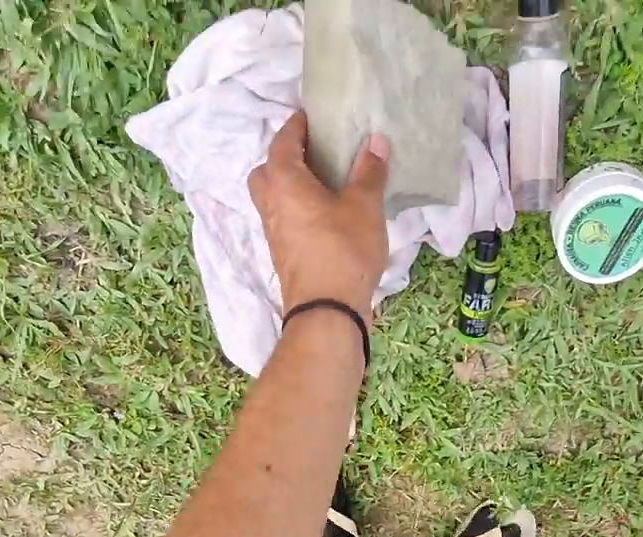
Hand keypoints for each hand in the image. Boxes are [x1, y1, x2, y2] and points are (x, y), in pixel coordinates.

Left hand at [248, 111, 390, 321]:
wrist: (327, 312)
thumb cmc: (343, 251)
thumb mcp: (364, 207)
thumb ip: (369, 172)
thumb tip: (376, 141)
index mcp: (283, 181)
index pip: (282, 141)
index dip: (297, 127)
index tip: (312, 119)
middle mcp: (270, 205)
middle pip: (266, 173)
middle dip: (283, 160)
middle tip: (312, 158)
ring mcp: (274, 235)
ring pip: (273, 201)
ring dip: (290, 190)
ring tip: (323, 189)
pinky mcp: (284, 259)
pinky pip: (285, 225)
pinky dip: (298, 215)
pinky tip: (324, 220)